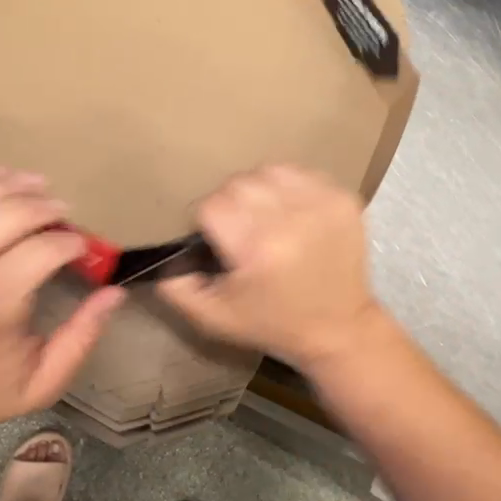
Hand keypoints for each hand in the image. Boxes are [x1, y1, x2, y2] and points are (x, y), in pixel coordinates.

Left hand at [0, 167, 126, 445]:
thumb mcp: (45, 384)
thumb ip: (82, 338)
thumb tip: (115, 293)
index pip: (26, 261)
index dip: (61, 244)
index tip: (81, 247)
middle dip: (38, 207)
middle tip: (62, 213)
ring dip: (7, 185)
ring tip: (37, 188)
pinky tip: (1, 181)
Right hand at [158, 165, 390, 370]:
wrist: (341, 329)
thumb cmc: (272, 324)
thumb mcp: (214, 317)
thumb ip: (175, 287)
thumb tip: (158, 256)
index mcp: (257, 247)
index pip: (211, 205)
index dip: (207, 223)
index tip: (218, 243)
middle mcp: (291, 218)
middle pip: (238, 183)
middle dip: (231, 204)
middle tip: (240, 232)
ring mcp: (321, 203)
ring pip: (268, 171)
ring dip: (259, 191)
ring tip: (265, 219)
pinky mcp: (342, 198)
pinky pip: (300, 173)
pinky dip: (289, 188)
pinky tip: (291, 215)